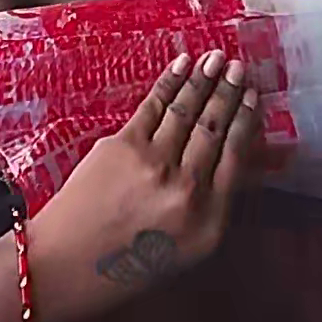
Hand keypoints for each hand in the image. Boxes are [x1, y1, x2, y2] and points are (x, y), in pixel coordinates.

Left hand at [0, 50, 264, 321]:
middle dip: (227, 92)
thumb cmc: (128, 263)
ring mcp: (154, 164)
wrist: (69, 262)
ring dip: (203, 80)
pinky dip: (170, 82)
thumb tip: (231, 154)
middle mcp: (187, 189)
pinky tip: (183, 65)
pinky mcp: (123, 145)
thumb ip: (211, 203)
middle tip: (237, 66)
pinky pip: (153, 106)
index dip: (246, 120)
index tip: (253, 95)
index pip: (236, 157)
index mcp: (209, 221)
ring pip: (186, 112)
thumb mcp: (187, 247)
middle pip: (214, 129)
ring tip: (215, 58)